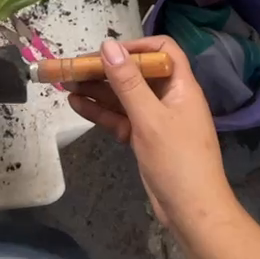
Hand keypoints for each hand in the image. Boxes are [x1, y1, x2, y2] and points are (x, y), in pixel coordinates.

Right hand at [67, 37, 239, 233]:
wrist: (193, 213)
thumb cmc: (177, 160)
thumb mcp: (149, 118)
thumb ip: (127, 82)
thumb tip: (108, 45)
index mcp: (181, 87)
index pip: (163, 51)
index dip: (136, 46)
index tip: (108, 52)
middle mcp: (169, 99)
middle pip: (136, 74)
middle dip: (106, 69)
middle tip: (74, 67)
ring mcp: (156, 120)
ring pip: (124, 97)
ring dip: (97, 90)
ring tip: (66, 83)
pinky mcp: (145, 139)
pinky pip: (120, 118)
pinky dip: (100, 111)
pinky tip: (76, 104)